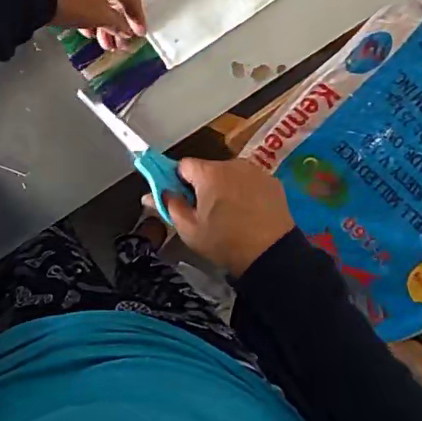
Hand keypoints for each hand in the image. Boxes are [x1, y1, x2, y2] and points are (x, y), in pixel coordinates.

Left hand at [40, 0, 146, 51]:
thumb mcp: (99, 16)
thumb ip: (117, 24)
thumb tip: (125, 30)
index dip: (136, 18)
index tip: (137, 33)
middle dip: (116, 18)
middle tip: (116, 38)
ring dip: (100, 14)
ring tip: (97, 36)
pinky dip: (87, 4)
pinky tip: (84, 23)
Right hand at [159, 157, 294, 275]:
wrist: (273, 256)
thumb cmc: (225, 241)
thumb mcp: (188, 228)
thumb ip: (168, 206)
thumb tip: (148, 195)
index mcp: (208, 172)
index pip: (182, 165)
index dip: (177, 181)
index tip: (182, 199)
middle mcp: (232, 164)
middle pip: (206, 168)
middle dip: (202, 184)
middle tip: (205, 210)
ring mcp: (255, 171)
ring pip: (229, 174)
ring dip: (224, 186)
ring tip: (229, 212)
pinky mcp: (273, 182)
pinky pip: (249, 180)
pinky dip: (245, 190)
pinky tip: (248, 211)